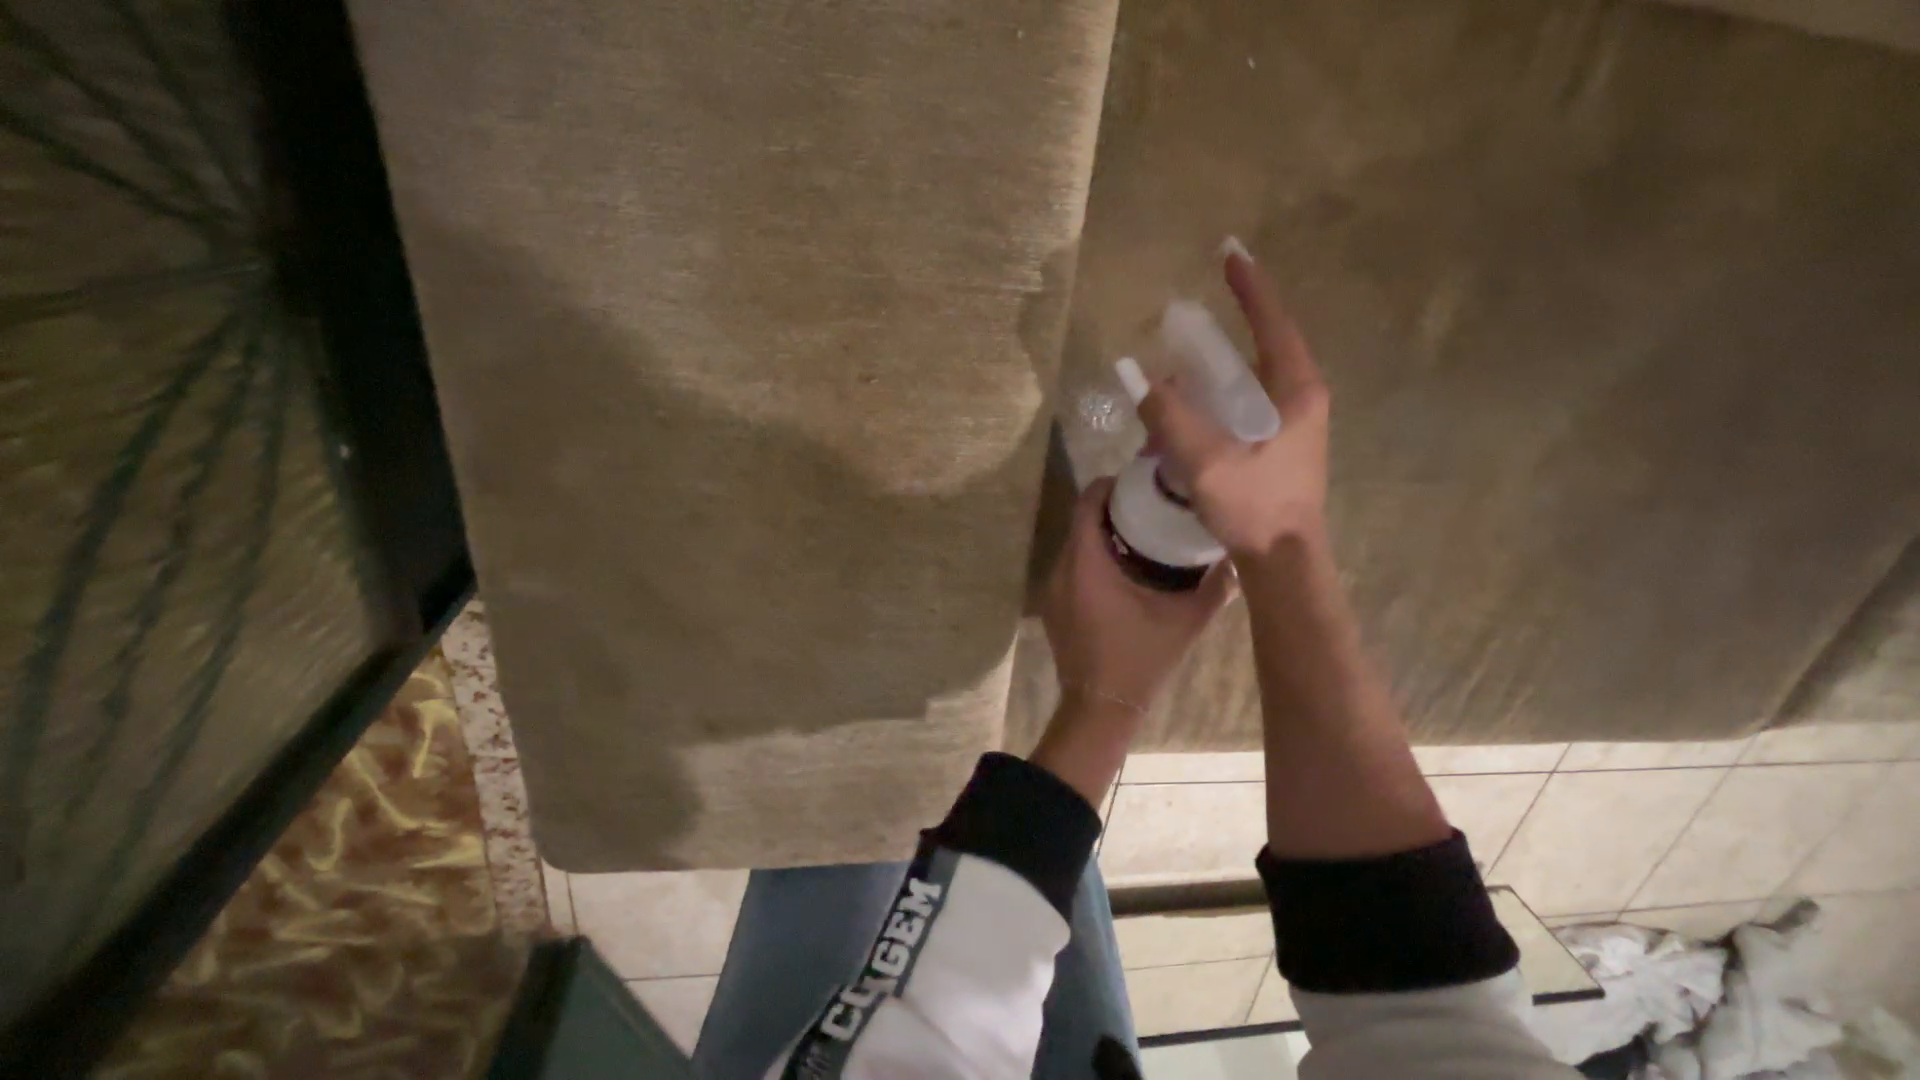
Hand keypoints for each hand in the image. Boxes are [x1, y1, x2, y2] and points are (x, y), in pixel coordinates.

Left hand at [1041, 476, 1235, 709]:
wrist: (1100, 707)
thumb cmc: (1140, 659)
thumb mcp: (1184, 620)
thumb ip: (1214, 588)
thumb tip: (1238, 560)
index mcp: (1086, 565)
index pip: (1086, 504)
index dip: (1107, 486)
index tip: (1136, 481)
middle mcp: (1061, 570)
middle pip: (1080, 523)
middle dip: (1109, 509)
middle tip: (1146, 504)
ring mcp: (1052, 591)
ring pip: (1074, 546)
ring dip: (1100, 535)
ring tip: (1139, 532)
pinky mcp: (1053, 608)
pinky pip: (1070, 569)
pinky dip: (1092, 559)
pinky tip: (1123, 568)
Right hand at [1133, 245, 1330, 561]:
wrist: (1284, 562)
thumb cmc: (1254, 507)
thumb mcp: (1205, 459)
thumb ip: (1169, 415)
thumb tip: (1137, 375)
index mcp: (1297, 391)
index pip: (1273, 323)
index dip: (1250, 286)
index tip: (1229, 252)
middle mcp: (1301, 400)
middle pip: (1266, 347)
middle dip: (1233, 325)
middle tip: (1196, 312)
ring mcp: (1294, 427)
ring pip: (1254, 380)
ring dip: (1221, 367)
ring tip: (1185, 361)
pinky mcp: (1280, 449)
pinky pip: (1246, 408)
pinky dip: (1220, 398)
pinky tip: (1192, 409)